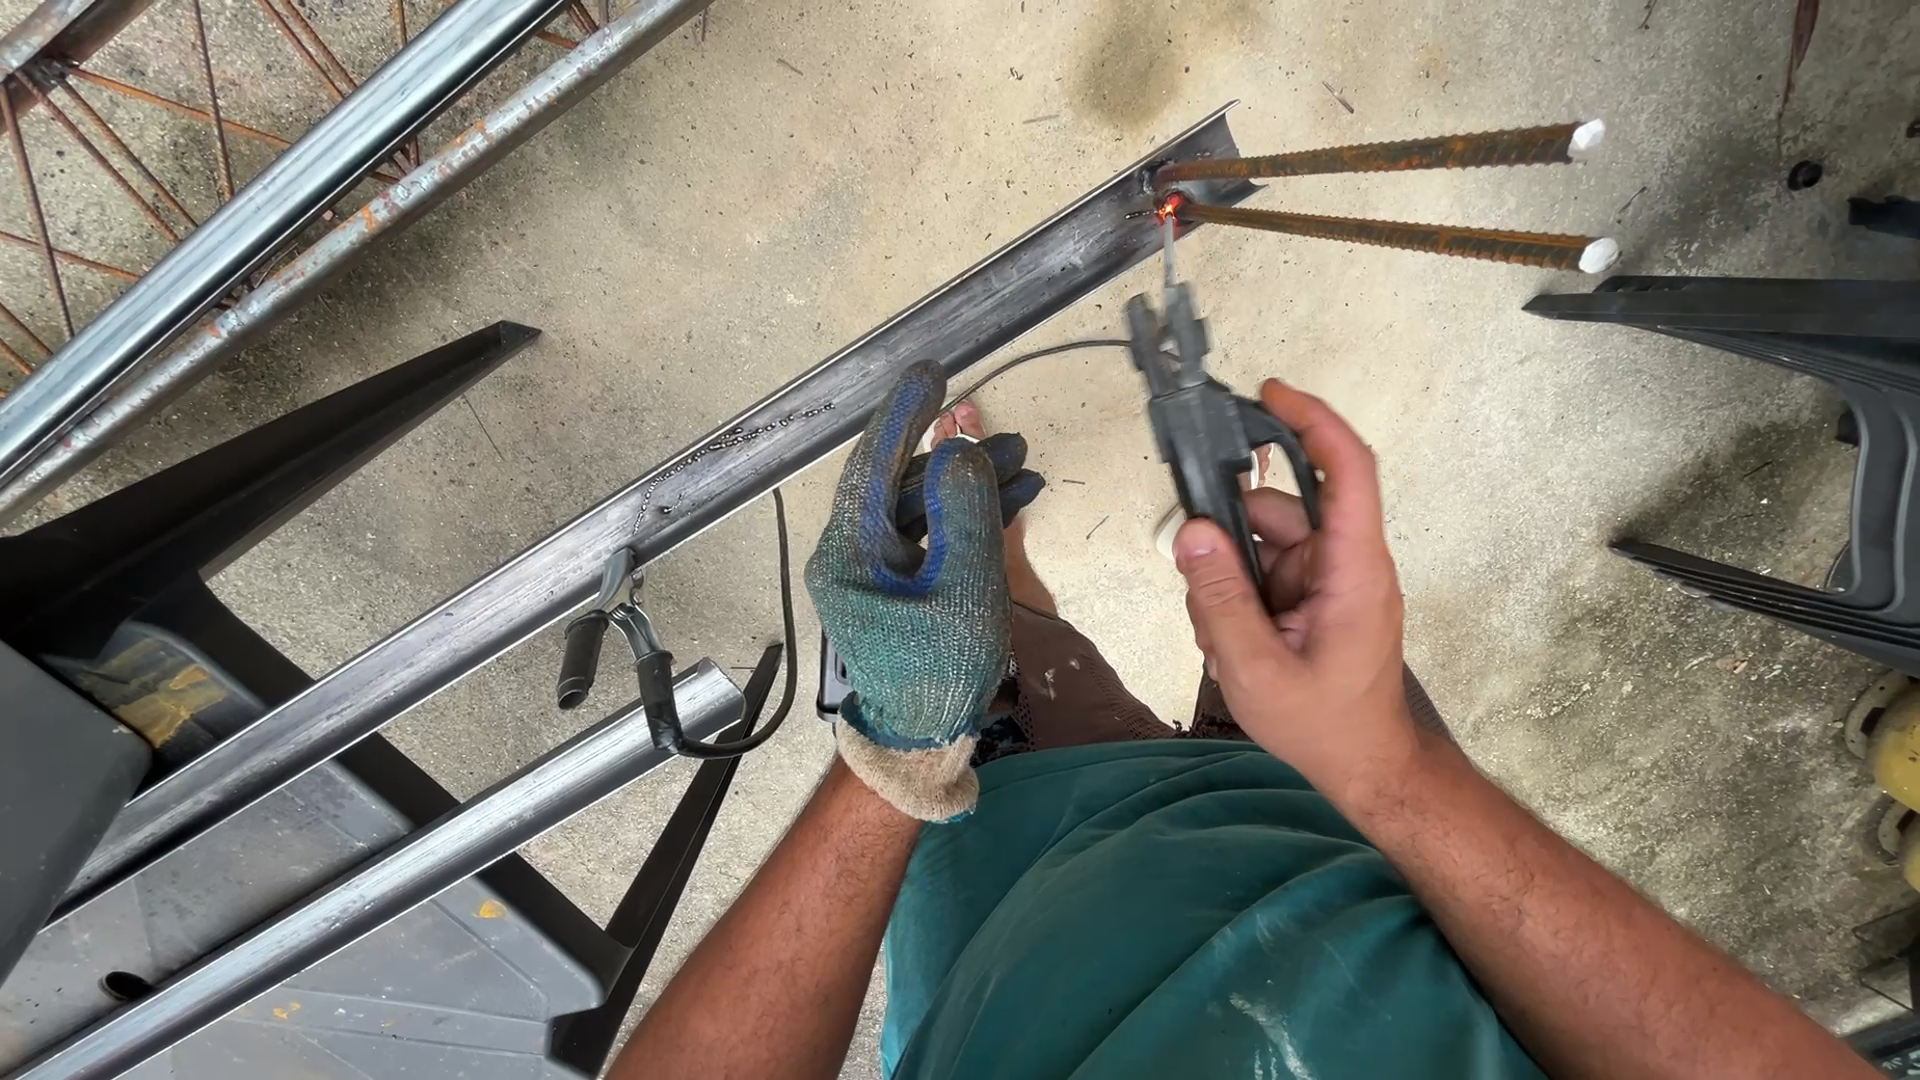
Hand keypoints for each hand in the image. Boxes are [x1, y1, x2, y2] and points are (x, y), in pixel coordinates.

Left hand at [804, 361, 1012, 821]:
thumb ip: (964, 512)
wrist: (923, 735)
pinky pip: (930, 538)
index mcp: (851, 550)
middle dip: (959, 460)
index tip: (931, 373)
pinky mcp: (897, 585)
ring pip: (922, 509)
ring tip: (1025, 468)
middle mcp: (852, 552)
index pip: (873, 464)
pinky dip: (967, 521)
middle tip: (1009, 437)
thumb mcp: (963, 586)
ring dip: (971, 489)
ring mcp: (874, 570)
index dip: (904, 415)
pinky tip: (1012, 502)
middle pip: (904, 484)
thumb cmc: (940, 668)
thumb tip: (959, 451)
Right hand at [1172, 379, 1419, 796]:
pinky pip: (1256, 574)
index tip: (1268, 393)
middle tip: (1196, 581)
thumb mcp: (1256, 669)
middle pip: (1275, 511)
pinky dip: (1233, 599)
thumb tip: (1191, 531)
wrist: (1366, 770)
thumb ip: (1219, 599)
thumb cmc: (1325, 726)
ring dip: (1225, 582)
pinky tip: (1228, 644)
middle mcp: (1339, 562)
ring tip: (1219, 641)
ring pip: (1256, 545)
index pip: (1344, 472)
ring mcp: (1319, 580)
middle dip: (1228, 540)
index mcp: (1351, 569)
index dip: (1312, 422)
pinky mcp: (1304, 597)